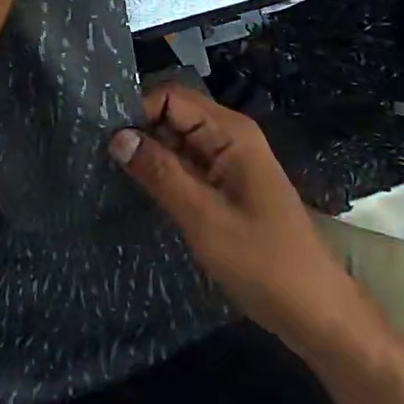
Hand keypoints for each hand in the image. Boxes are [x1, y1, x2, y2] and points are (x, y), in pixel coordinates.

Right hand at [110, 84, 377, 354]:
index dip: (136, 110)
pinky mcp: (225, 186)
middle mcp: (229, 137)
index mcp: (231, 132)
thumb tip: (116, 136)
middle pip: (173, 115)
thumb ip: (160, 173)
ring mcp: (229, 162)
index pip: (172, 97)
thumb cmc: (263, 261)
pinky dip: (162, 173)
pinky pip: (187, 166)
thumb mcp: (204, 217)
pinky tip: (133, 187)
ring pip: (177, 141)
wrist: (312, 306)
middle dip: (137, 130)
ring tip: (102, 169)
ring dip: (147, 153)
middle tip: (92, 154)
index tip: (98, 136)